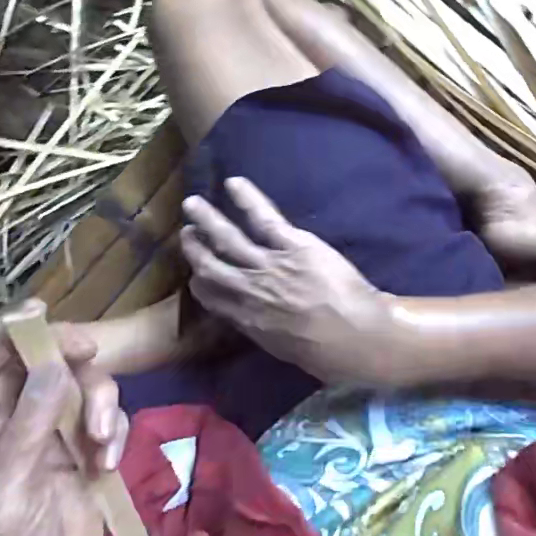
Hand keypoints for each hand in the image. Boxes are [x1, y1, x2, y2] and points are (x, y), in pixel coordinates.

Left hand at [0, 316, 121, 535]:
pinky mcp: (86, 457)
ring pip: (81, 389)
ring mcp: (51, 444)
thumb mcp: (7, 503)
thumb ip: (28, 432)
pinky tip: (109, 462)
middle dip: (70, 361)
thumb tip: (52, 366)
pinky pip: (105, 419)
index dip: (8, 337)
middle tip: (92, 358)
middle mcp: (12, 433)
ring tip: (101, 444)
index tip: (42, 311)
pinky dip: (113, 430)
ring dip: (99, 404)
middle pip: (42, 369)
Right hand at [180, 177, 400, 385]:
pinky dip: (248, 199)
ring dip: (208, 219)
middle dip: (195, 249)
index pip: (213, 299)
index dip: (201, 284)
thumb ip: (271, 331)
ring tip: (192, 203)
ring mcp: (269, 264)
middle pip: (212, 266)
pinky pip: (264, 218)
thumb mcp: (286, 349)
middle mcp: (249, 290)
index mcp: (248, 320)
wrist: (351, 333)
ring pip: (229, 238)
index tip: (195, 275)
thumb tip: (270, 324)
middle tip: (185, 234)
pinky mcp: (293, 245)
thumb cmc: (327, 351)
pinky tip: (234, 183)